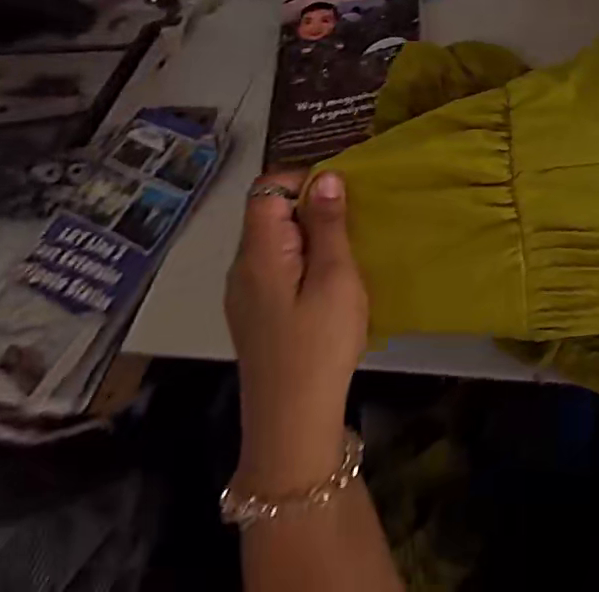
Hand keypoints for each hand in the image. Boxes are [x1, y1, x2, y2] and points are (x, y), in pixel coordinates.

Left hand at [226, 170, 369, 494]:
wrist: (292, 420)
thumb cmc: (320, 343)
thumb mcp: (336, 278)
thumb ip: (329, 226)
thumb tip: (326, 176)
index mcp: (259, 254)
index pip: (266, 190)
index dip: (302, 179)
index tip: (343, 194)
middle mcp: (242, 268)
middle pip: (269, 214)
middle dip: (311, 206)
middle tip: (356, 222)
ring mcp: (245, 293)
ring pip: (275, 241)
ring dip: (311, 234)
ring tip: (349, 250)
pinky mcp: (256, 313)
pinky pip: (277, 266)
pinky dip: (304, 258)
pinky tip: (330, 281)